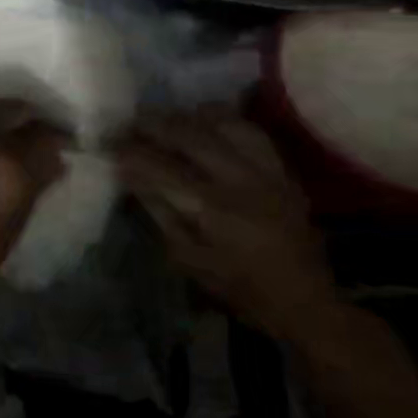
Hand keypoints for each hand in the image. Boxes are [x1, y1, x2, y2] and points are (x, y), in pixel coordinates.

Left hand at [0, 97, 68, 307]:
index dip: (61, 137)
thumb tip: (57, 162)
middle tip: (48, 128)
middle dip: (37, 115)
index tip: (69, 141)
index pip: (44, 137)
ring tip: (21, 125)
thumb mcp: (16, 224)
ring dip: (11, 109)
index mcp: (9, 167)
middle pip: (18, 110)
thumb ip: (37, 185)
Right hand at [117, 109, 341, 337]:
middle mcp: (239, 181)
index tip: (111, 145)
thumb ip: (160, 212)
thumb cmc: (240, 289)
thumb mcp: (189, 260)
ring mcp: (264, 170)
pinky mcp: (281, 168)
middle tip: (131, 123)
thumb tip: (130, 175)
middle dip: (153, 124)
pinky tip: (205, 121)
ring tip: (165, 119)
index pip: (160, 167)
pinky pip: (248, 128)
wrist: (306, 301)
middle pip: (188, 134)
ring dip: (186, 116)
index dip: (131, 152)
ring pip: (219, 122)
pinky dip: (222, 119)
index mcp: (213, 211)